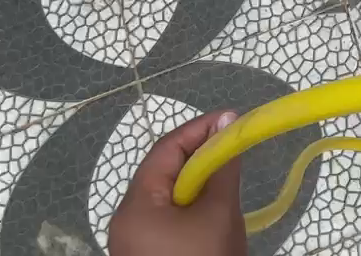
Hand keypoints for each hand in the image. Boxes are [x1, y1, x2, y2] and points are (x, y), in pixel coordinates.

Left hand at [108, 111, 245, 255]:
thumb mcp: (220, 209)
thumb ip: (223, 164)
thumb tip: (229, 124)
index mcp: (136, 207)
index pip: (165, 149)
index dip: (200, 128)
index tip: (234, 118)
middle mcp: (126, 220)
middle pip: (162, 168)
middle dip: (200, 149)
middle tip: (234, 140)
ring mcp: (134, 240)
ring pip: (166, 190)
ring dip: (197, 173)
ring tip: (229, 165)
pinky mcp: (146, 252)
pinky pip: (166, 212)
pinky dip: (191, 197)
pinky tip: (215, 197)